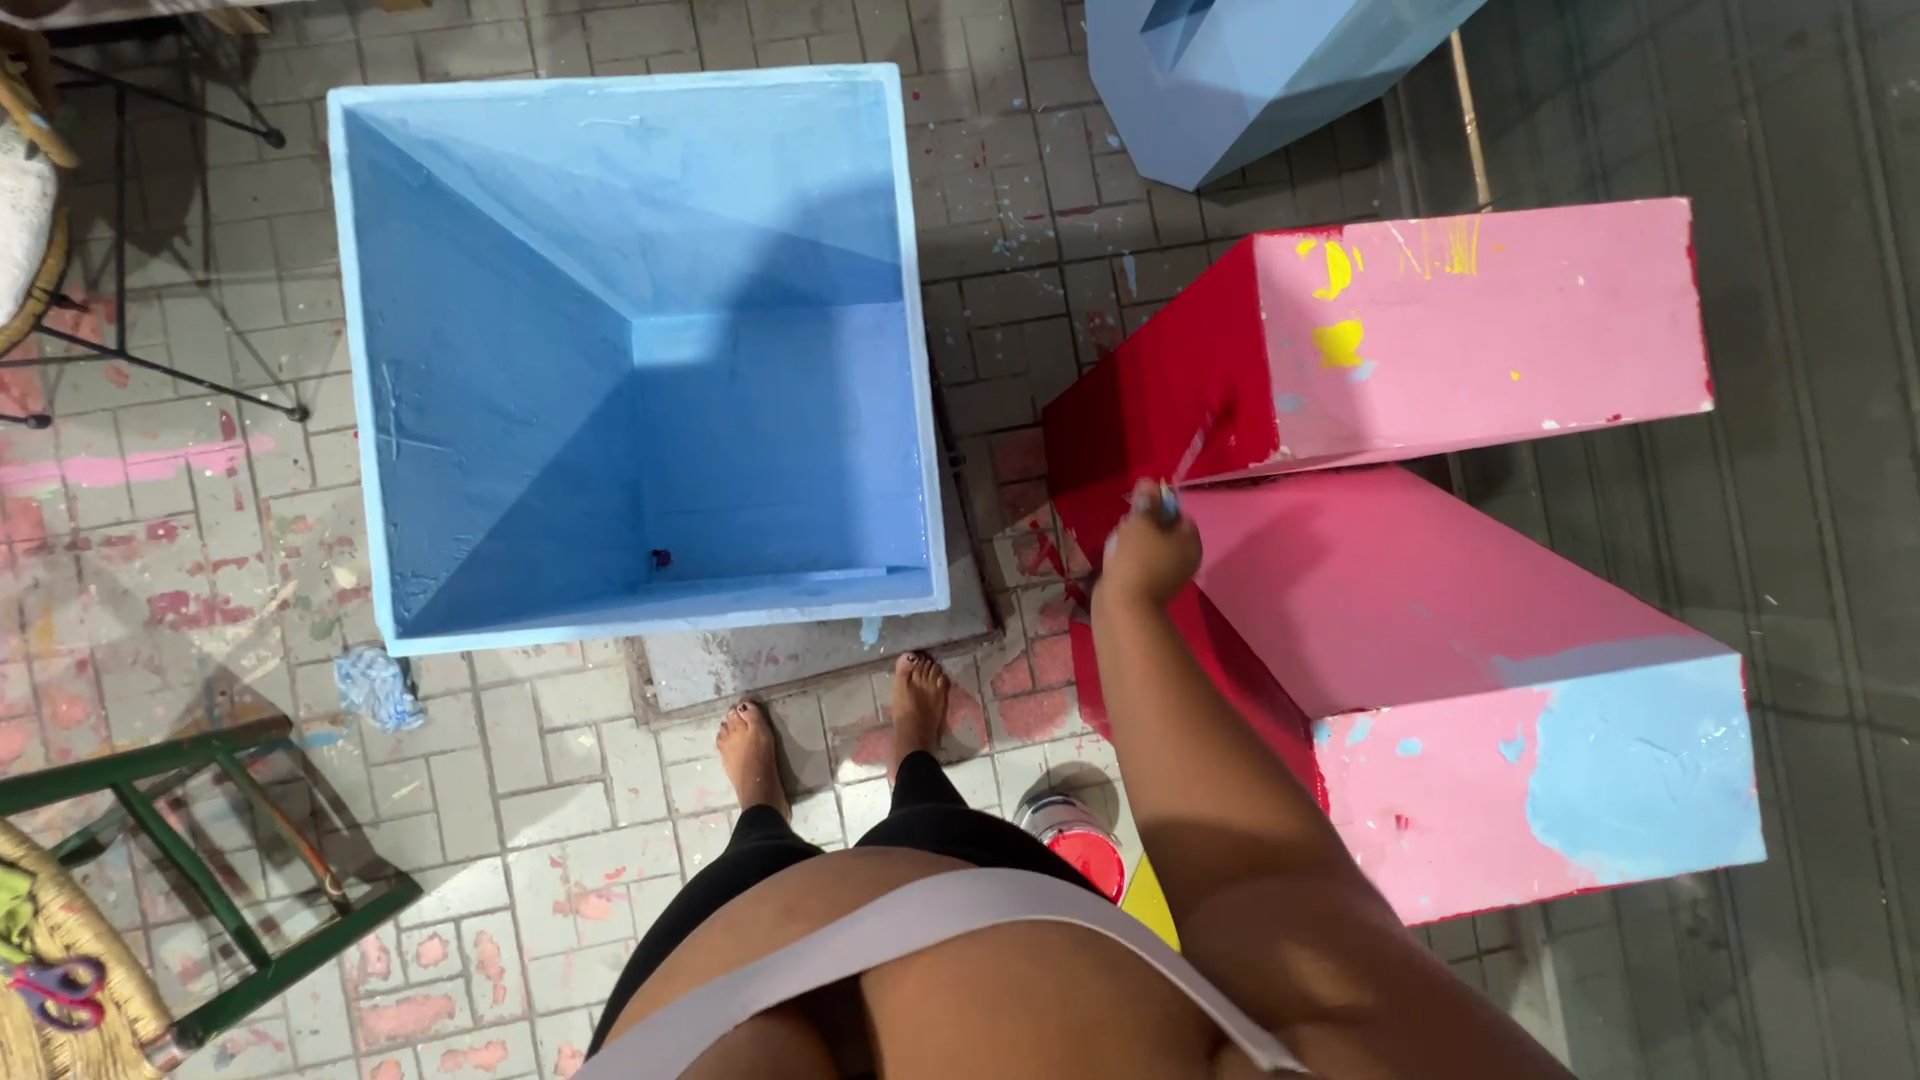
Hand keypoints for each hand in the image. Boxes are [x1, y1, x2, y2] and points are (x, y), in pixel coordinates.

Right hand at [1097, 478, 1201, 608]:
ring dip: (1131, 541)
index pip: (1179, 514)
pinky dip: (1128, 559)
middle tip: (1126, 528)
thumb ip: (1146, 501)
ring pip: (1148, 546)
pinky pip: (1140, 563)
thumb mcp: (1141, 522)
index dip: (1159, 508)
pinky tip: (1114, 560)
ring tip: (1116, 544)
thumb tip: (1150, 483)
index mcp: (1190, 542)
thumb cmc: (1136, 559)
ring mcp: (1167, 575)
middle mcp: (1184, 559)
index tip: (1139, 510)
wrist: (1124, 606)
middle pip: (1163, 530)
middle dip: (1142, 525)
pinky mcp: (1149, 586)